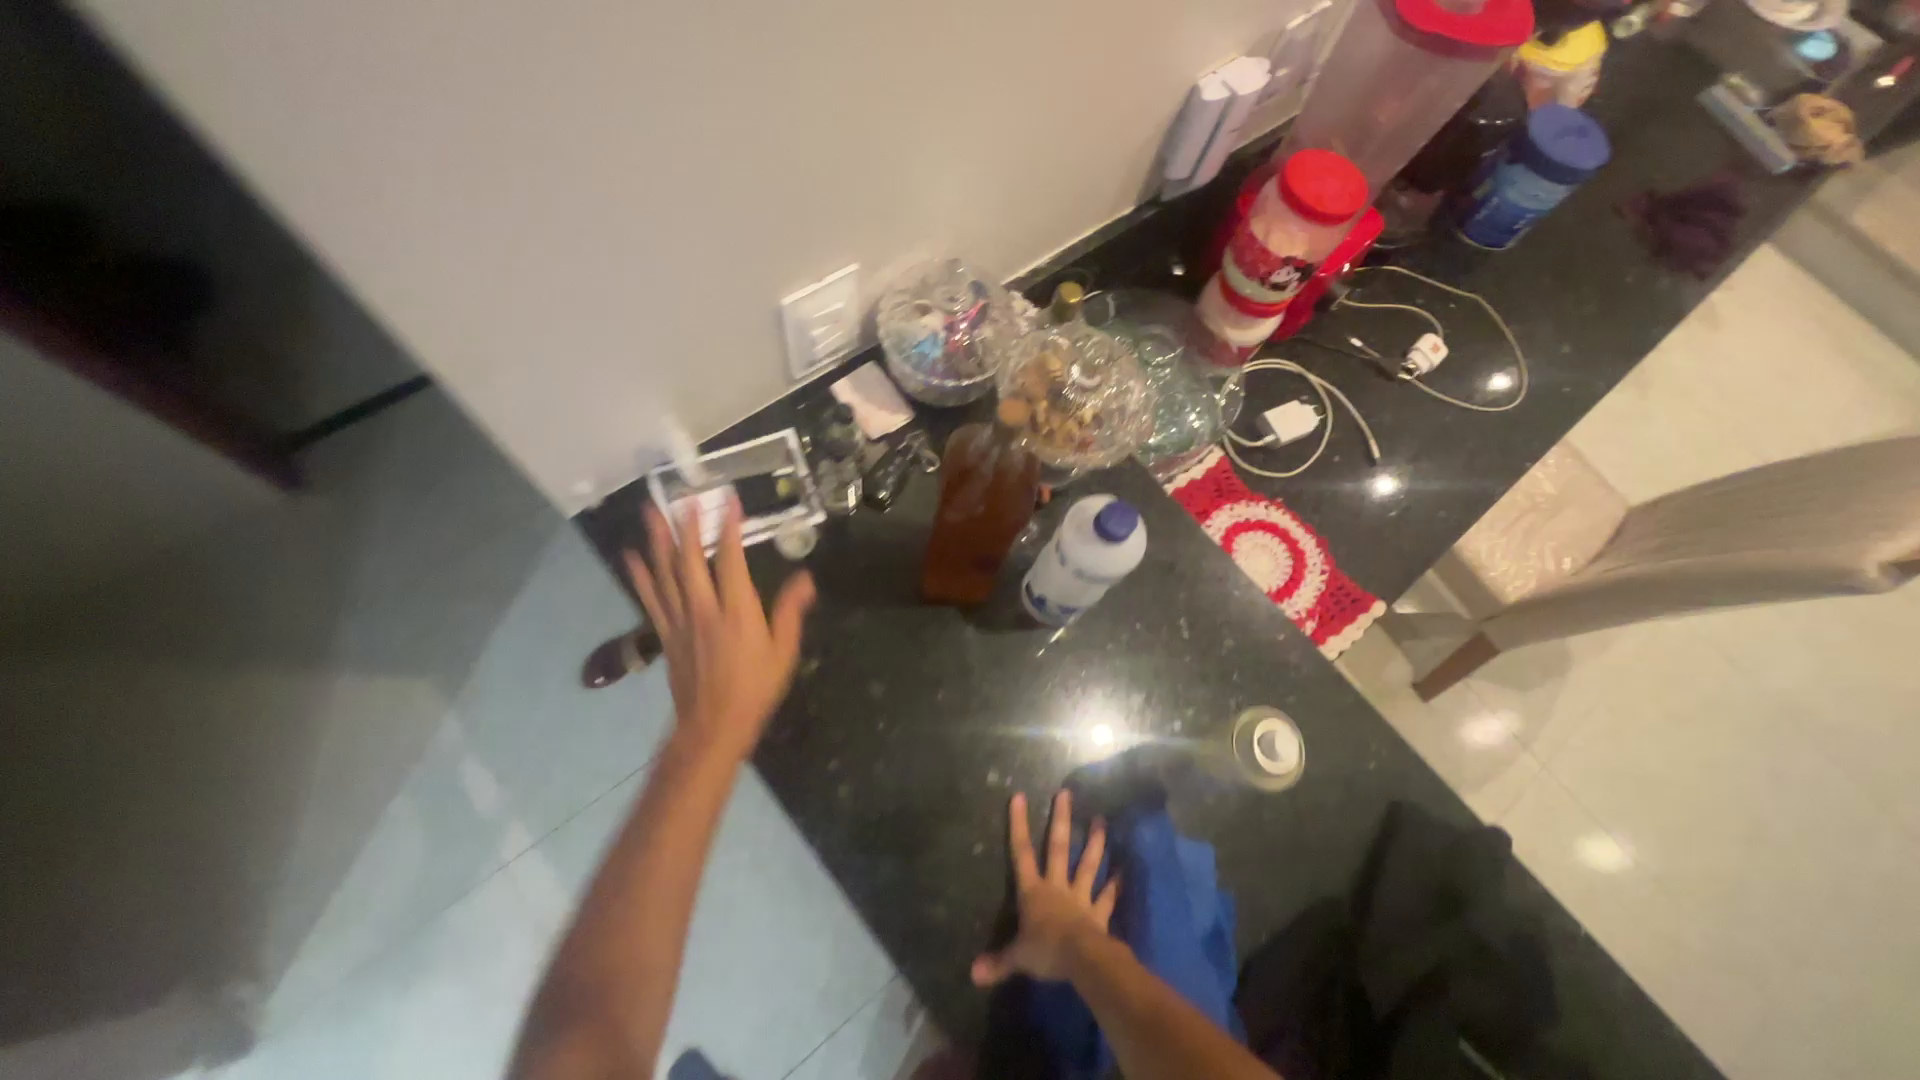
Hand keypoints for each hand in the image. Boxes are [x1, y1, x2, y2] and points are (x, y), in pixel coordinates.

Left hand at [622, 495, 815, 761]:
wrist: (714, 726)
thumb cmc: (755, 689)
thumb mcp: (784, 653)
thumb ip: (791, 612)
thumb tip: (806, 578)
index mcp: (737, 611)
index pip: (730, 560)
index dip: (729, 528)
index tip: (728, 501)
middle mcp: (704, 609)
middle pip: (690, 559)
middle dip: (687, 526)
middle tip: (684, 498)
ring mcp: (680, 621)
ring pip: (665, 573)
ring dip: (656, 541)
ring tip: (649, 512)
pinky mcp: (665, 634)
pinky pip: (650, 598)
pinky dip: (640, 576)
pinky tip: (631, 556)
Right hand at [971, 790, 1118, 985]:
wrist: (1082, 960)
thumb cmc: (1046, 952)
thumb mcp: (1017, 958)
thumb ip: (997, 962)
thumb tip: (972, 974)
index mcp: (1033, 892)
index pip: (1021, 853)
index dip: (1019, 825)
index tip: (1019, 797)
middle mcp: (1057, 887)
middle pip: (1058, 848)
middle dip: (1061, 821)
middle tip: (1065, 794)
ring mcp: (1081, 898)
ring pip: (1088, 865)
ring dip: (1095, 843)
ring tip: (1101, 820)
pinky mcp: (1099, 914)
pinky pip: (1107, 898)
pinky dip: (1116, 886)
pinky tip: (1123, 872)